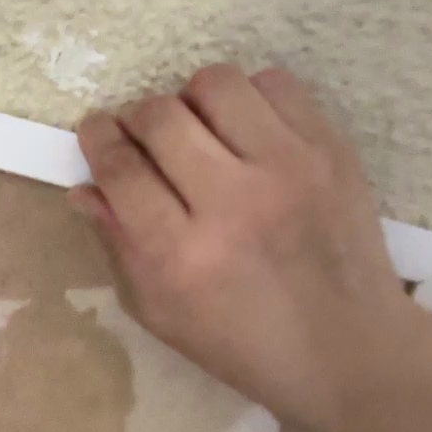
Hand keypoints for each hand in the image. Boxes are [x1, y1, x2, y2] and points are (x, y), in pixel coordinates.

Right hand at [70, 64, 431, 431]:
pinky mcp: (330, 149)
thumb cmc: (238, 342)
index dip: (97, 139)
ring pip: (214, 85)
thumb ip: (118, 245)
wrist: (345, 348)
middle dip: (134, 118)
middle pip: (159, 117)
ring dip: (189, 102)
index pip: (121, 169)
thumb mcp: (159, 312)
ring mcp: (288, 168)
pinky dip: (246, 99)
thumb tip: (85, 188)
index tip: (94, 132)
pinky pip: (274, 83)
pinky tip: (244, 133)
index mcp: (180, 255)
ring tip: (196, 131)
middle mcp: (232, 202)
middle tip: (139, 137)